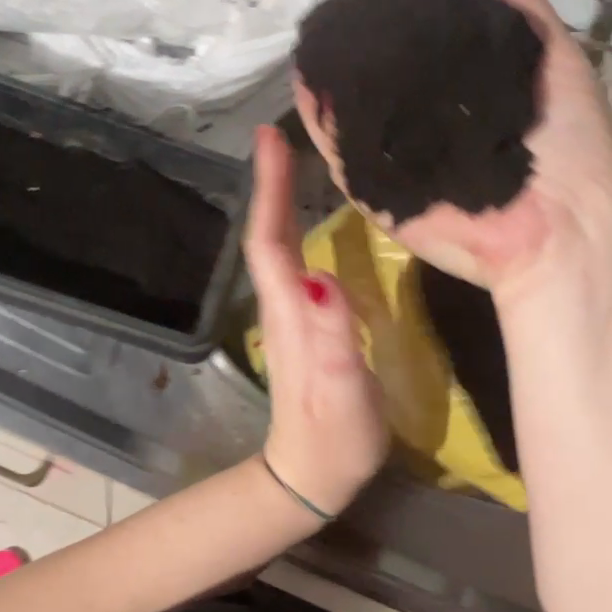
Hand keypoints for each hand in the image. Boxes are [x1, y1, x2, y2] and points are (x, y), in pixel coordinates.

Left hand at [244, 124, 387, 517]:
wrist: (313, 476)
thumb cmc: (333, 438)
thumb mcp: (342, 391)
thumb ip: (332, 337)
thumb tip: (319, 277)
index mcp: (289, 314)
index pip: (270, 242)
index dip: (269, 191)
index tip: (269, 139)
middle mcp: (284, 308)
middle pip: (271, 237)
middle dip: (273, 185)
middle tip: (282, 135)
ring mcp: (293, 319)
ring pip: (283, 248)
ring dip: (285, 203)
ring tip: (301, 163)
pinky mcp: (309, 330)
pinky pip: (300, 265)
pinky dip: (303, 233)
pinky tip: (321, 223)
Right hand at [293, 0, 611, 305]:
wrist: (561, 231)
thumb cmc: (569, 148)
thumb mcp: (554, 59)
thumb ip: (514, 9)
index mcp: (466, 92)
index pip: (422, 43)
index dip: (402, 8)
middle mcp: (427, 121)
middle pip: (383, 71)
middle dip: (362, 33)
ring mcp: (397, 157)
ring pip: (353, 107)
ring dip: (333, 68)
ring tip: (319, 28)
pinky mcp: (375, 191)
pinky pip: (338, 150)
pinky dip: (317, 117)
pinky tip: (304, 76)